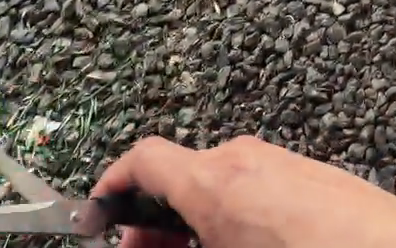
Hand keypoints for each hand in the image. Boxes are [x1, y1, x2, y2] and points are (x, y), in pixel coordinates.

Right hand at [92, 136, 395, 247]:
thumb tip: (146, 243)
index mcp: (212, 182)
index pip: (143, 158)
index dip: (110, 184)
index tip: (95, 214)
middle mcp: (239, 157)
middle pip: (176, 173)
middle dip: (151, 216)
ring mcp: (274, 157)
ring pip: (213, 179)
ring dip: (190, 216)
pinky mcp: (300, 166)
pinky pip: (248, 181)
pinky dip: (227, 209)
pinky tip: (239, 242)